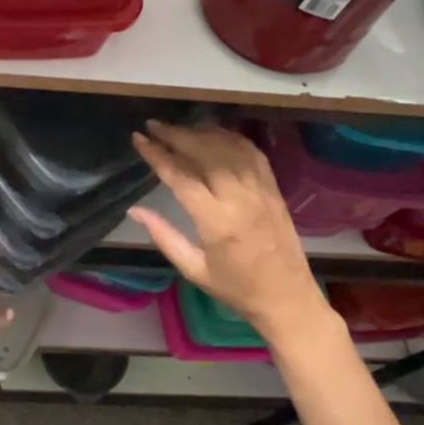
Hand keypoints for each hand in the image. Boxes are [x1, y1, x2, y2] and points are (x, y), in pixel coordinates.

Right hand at [128, 121, 333, 343]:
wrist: (289, 299)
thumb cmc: (237, 289)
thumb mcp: (194, 270)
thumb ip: (164, 236)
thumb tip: (134, 210)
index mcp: (217, 221)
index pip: (181, 176)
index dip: (157, 155)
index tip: (139, 139)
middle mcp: (240, 198)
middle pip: (205, 152)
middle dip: (176, 135)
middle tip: (154, 125)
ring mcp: (261, 190)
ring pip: (228, 147)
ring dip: (201, 132)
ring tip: (178, 128)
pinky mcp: (274, 188)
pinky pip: (252, 152)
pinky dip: (230, 137)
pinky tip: (213, 134)